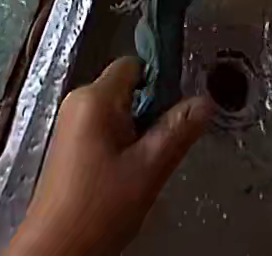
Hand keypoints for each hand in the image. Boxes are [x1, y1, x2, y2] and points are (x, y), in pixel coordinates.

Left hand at [5, 57, 208, 255]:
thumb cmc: (99, 208)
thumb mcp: (148, 169)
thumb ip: (178, 131)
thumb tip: (205, 102)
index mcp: (94, 97)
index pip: (134, 64)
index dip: (158, 80)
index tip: (174, 109)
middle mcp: (78, 102)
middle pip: (126, 88)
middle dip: (148, 111)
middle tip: (159, 145)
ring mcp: (69, 126)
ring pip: (116, 112)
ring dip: (135, 132)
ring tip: (142, 165)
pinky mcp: (66, 148)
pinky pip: (102, 129)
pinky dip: (119, 145)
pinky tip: (124, 176)